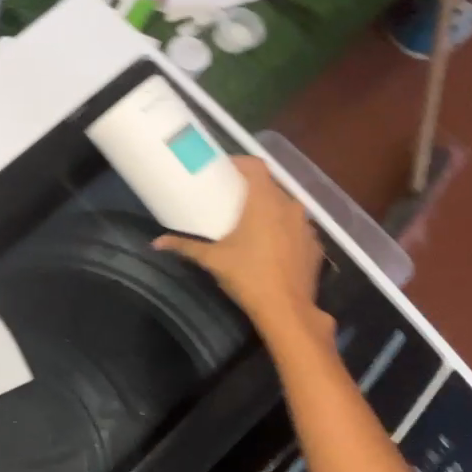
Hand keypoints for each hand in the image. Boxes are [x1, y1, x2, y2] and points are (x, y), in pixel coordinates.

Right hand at [154, 156, 326, 333]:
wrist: (287, 309)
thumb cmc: (248, 276)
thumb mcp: (213, 260)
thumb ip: (185, 246)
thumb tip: (156, 243)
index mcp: (264, 202)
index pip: (255, 166)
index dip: (240, 162)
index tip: (223, 169)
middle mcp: (290, 206)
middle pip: (271, 185)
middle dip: (251, 188)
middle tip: (231, 197)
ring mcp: (306, 225)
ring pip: (286, 206)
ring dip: (269, 209)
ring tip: (250, 221)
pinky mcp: (315, 244)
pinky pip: (296, 227)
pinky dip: (283, 229)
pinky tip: (271, 245)